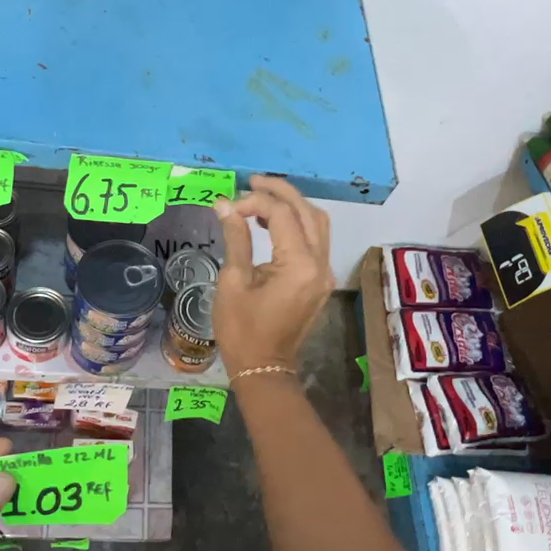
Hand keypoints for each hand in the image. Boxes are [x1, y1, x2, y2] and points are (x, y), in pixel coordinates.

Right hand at [213, 175, 335, 379]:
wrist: (264, 368)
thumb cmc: (242, 330)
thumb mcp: (233, 281)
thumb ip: (236, 238)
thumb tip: (226, 204)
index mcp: (299, 264)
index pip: (282, 215)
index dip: (255, 202)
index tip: (231, 205)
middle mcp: (320, 264)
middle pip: (307, 212)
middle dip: (280, 192)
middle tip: (251, 182)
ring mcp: (325, 273)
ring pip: (317, 223)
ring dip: (292, 206)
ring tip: (261, 198)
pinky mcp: (320, 280)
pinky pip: (315, 241)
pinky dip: (297, 224)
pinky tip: (271, 223)